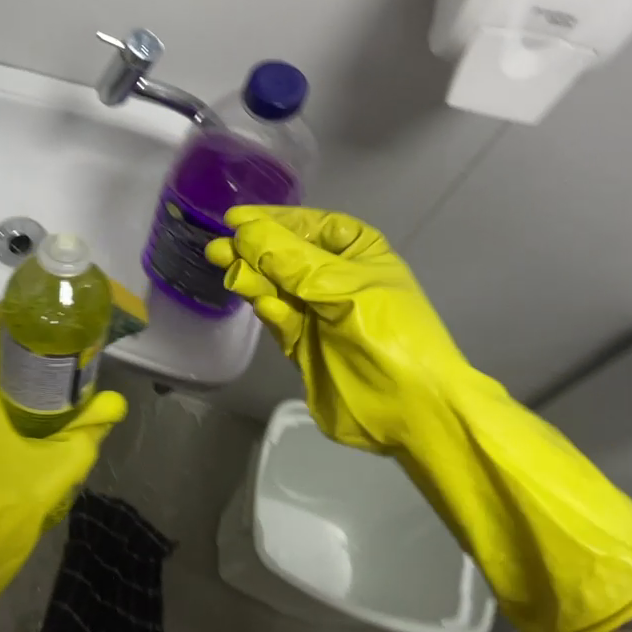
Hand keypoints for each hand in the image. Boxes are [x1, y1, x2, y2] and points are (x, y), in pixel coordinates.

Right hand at [206, 206, 631, 631]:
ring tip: (229, 272)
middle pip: (282, 254)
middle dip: (253, 251)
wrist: (414, 410)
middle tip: (216, 250)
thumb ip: (286, 257)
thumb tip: (241, 229)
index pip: (304, 223)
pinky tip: (262, 304)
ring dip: (252, 278)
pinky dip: (267, 309)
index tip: (233, 220)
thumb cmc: (387, 333)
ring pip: (273, 284)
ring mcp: (317, 310)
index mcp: (356, 249)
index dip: (269, 221)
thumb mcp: (339, 286)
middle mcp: (334, 274)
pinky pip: (277, 316)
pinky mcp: (302, 342)